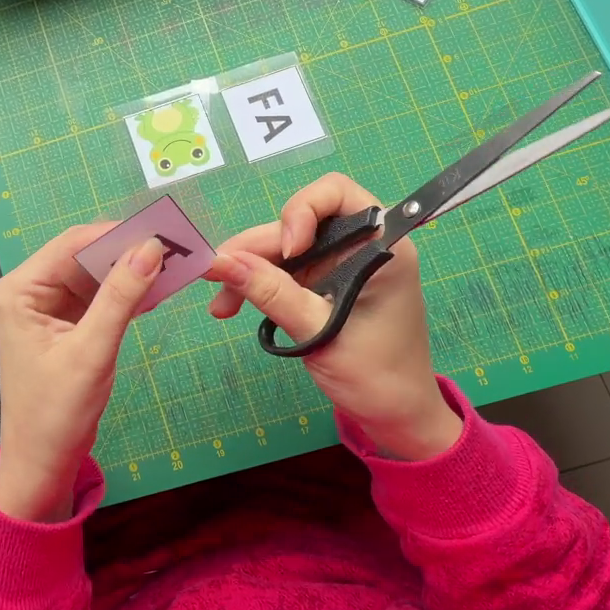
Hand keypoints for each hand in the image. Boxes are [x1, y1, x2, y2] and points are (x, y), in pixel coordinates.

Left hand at [0, 225, 164, 521]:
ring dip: (130, 271)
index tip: (162, 231)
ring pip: (95, 274)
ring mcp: (47, 306)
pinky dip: (125, 294)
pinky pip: (99, 297)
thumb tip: (150, 249)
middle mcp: (30, 290)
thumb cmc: (56, 413)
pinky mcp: (65, 323)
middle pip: (85, 255)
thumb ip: (120, 297)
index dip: (117, 234)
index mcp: (21, 289)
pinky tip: (157, 291)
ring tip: (174, 265)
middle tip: (175, 247)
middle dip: (127, 251)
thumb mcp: (91, 351)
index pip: (72, 243)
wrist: (42, 463)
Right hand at [203, 173, 458, 460]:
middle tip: (216, 274)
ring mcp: (336, 264)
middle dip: (256, 248)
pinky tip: (230, 306)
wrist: (394, 415)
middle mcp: (357, 246)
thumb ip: (271, 292)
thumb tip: (220, 261)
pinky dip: (255, 285)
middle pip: (296, 223)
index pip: (335, 194)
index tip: (286, 250)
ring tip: (220, 304)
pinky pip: (281, 271)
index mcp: (380, 245)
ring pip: (280, 248)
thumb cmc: (376, 374)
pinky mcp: (320, 284)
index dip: (302, 210)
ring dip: (247, 270)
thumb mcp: (319, 331)